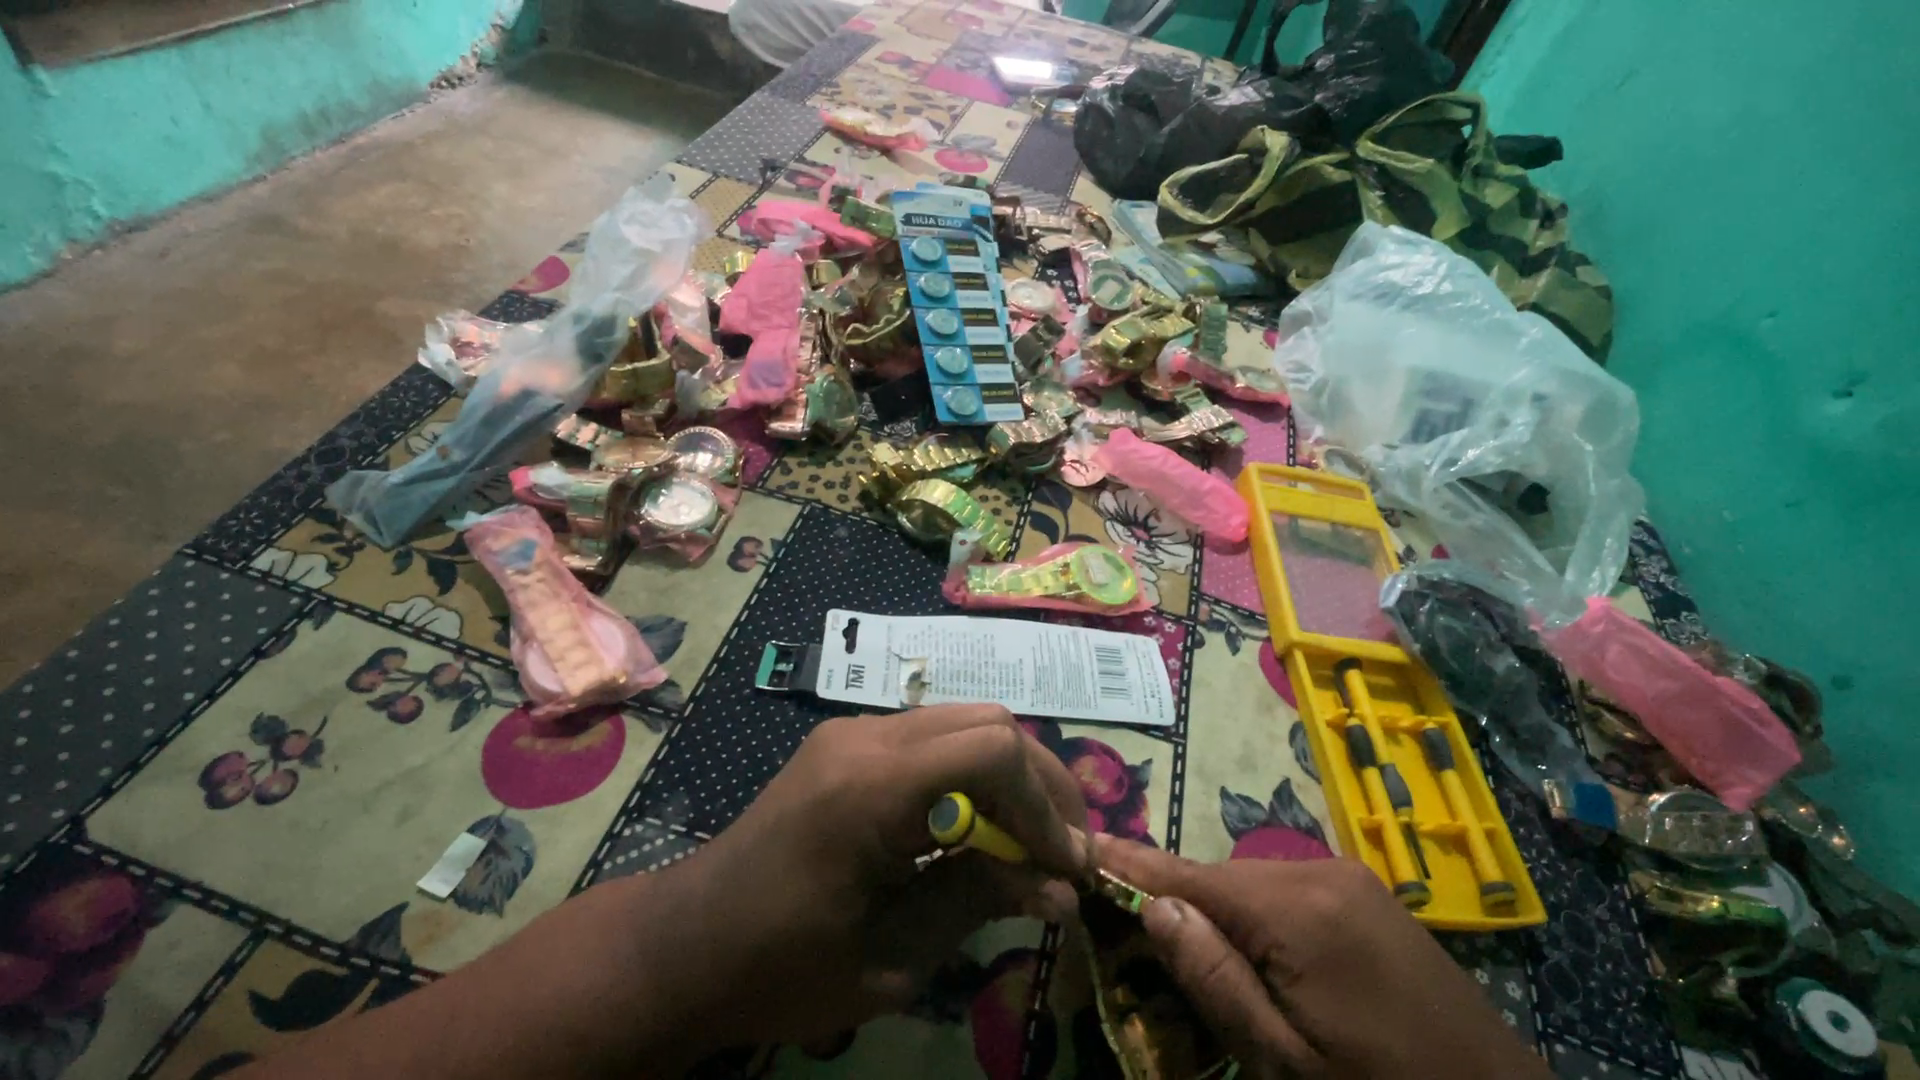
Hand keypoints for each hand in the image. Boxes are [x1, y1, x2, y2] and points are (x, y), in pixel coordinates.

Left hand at [648, 705, 1090, 1049]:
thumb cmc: (783, 966)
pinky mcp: (845, 745)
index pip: (993, 749)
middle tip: (1066, 851)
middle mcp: (864, 737)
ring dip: (1009, 776)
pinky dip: (971, 775)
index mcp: (872, 785)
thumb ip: (980, 902)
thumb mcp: (894, 956)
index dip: (1046, 805)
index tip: (1069, 868)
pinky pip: (930, 739)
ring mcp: (851, 733)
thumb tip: (1063, 890)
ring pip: (962, 723)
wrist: (687, 945)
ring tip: (1034, 841)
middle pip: (987, 723)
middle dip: (1039, 784)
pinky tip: (980, 827)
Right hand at [1096, 837, 1550, 1078]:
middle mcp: (1319, 871)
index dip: (1127, 861)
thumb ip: (1214, 979)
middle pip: (1215, 877)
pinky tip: (1246, 953)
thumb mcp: (1286, 1062)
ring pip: (1248, 883)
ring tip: (1182, 953)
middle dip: (1170, 901)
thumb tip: (1152, 906)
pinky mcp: (1366, 896)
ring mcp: (1349, 878)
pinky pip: (1284, 893)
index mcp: (1297, 908)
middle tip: (1122, 934)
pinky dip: (1251, 915)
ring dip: (1212, 912)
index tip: (1076, 844)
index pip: (1185, 874)